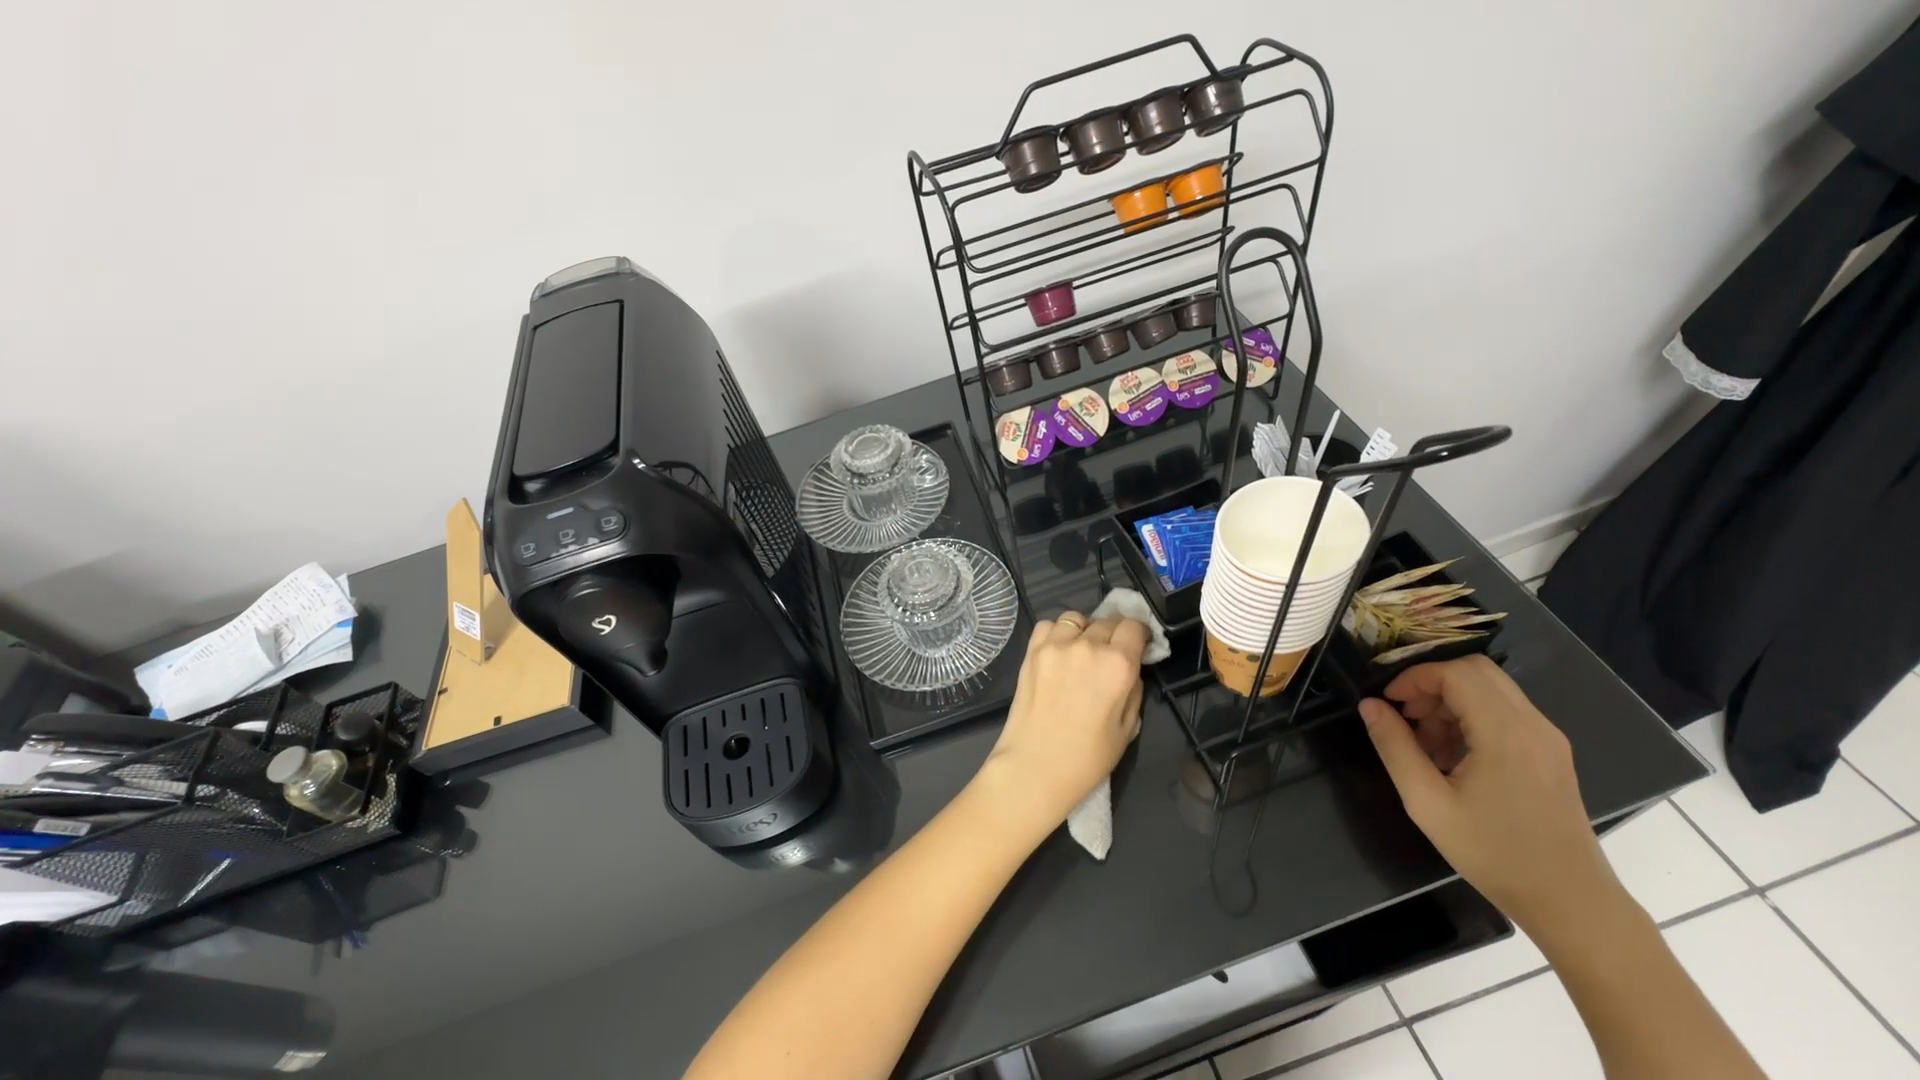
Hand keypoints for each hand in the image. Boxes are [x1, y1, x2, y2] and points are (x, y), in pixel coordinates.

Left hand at [975, 612, 1148, 833]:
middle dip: (1114, 634)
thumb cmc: (1088, 757)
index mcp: (1119, 665)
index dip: (1139, 635)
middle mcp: (1089, 646)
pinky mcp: (1032, 652)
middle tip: (1109, 655)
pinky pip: (1048, 626)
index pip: (1134, 627)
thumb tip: (1131, 667)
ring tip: (1081, 651)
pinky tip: (1058, 652)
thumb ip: (1133, 689)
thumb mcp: (1128, 727)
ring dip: (1084, 630)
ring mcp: (1057, 646)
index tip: (1137, 646)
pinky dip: (1056, 633)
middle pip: (1108, 621)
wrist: (1035, 767)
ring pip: (1077, 619)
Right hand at [1358, 655, 1619, 934]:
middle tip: (1405, 718)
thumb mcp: (1428, 803)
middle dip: (1432, 685)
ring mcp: (1547, 737)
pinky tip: (1454, 757)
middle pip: (1476, 672)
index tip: (1387, 704)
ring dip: (1451, 703)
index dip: (1414, 678)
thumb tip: (1370, 706)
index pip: (1456, 673)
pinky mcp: (1551, 752)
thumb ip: (1395, 748)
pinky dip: (1473, 718)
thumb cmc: (1492, 853)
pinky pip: (1507, 713)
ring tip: (1426, 745)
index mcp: (1505, 733)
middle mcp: (1533, 724)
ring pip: (1492, 690)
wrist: (1567, 898)